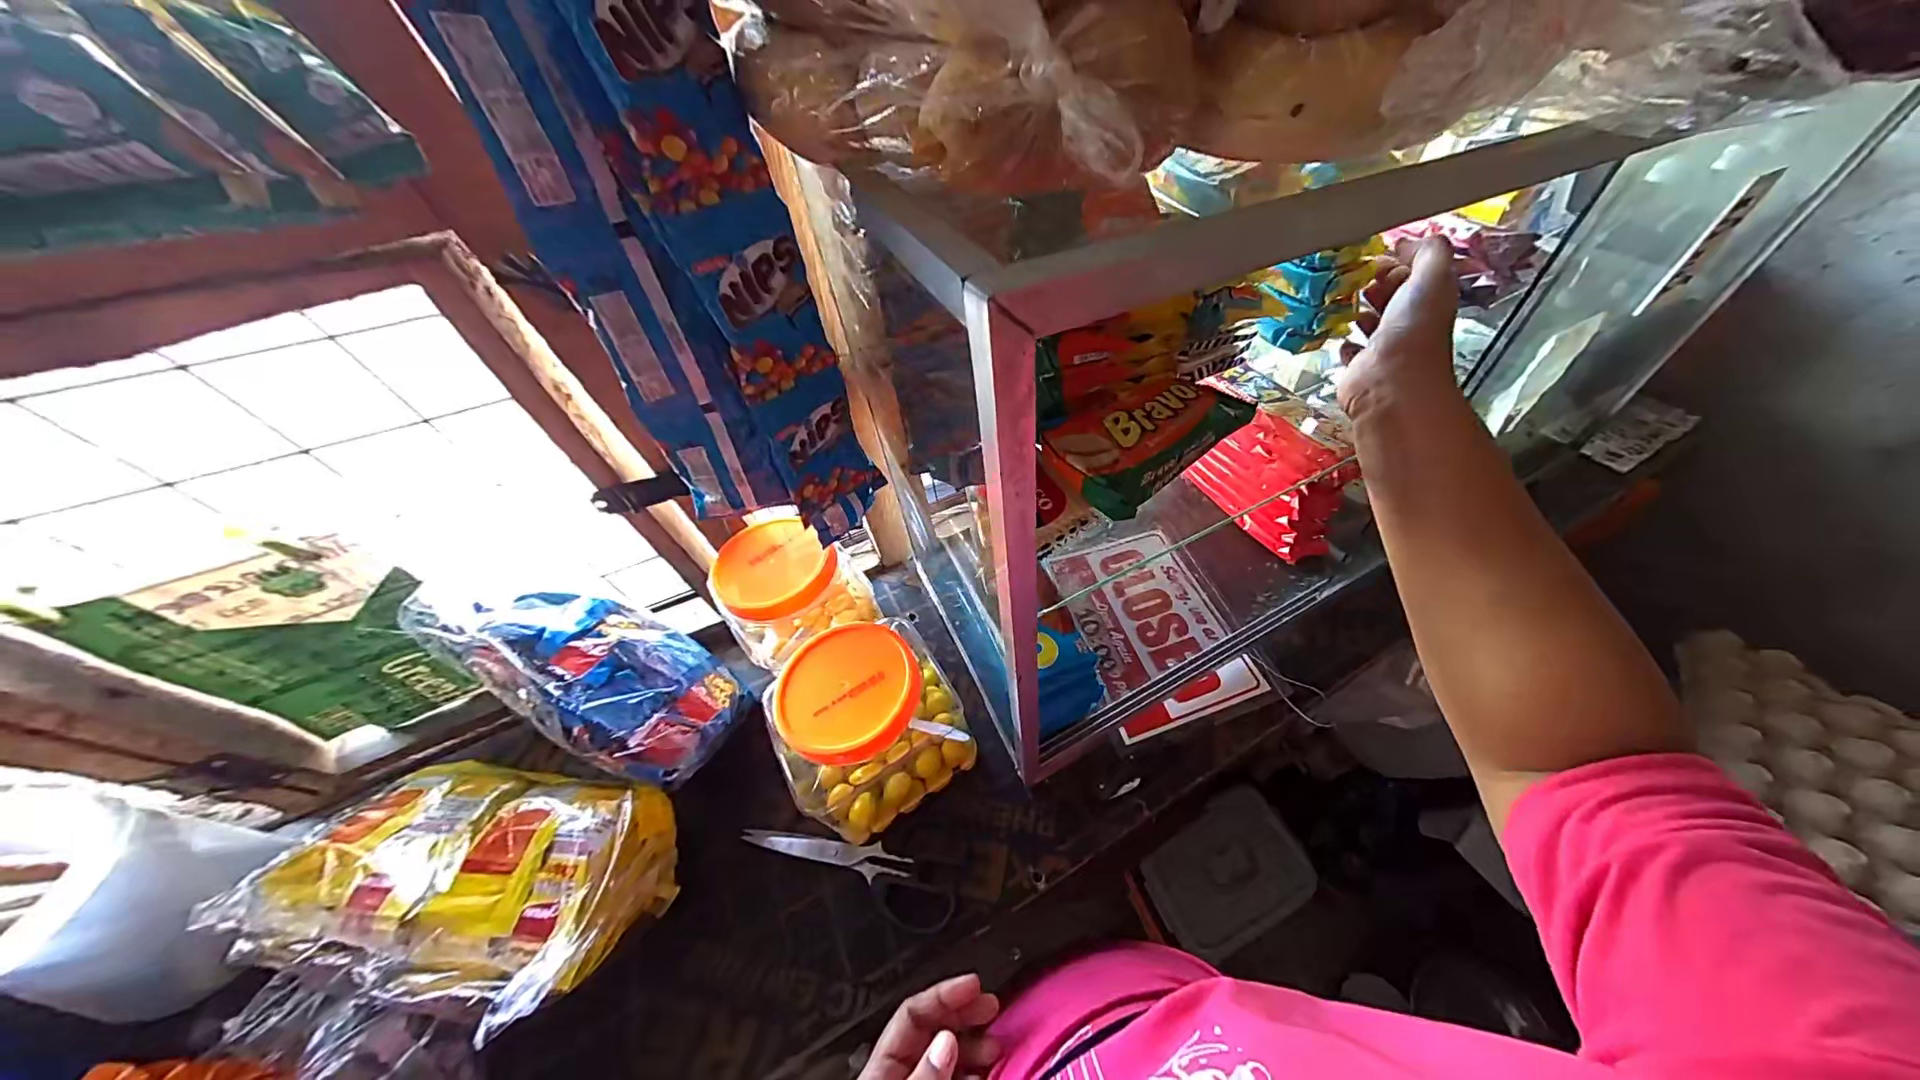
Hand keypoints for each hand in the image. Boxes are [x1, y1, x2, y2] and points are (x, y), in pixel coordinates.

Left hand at [857, 973, 1002, 1079]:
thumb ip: (923, 1074)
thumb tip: (947, 1040)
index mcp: (880, 1068)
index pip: (912, 1013)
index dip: (943, 993)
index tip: (973, 984)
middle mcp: (899, 1073)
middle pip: (933, 1029)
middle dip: (964, 1014)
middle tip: (990, 1005)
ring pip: (949, 1056)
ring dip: (974, 1045)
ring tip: (994, 1044)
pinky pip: (956, 1078)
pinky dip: (973, 1073)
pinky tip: (985, 1073)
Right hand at [1337, 234, 1460, 419]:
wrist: (1390, 381)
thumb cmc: (1412, 330)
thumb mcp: (1431, 277)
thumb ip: (1428, 252)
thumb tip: (1410, 242)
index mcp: (1429, 298)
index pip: (1414, 271)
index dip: (1396, 259)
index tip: (1373, 255)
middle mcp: (1409, 321)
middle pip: (1392, 294)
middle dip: (1375, 282)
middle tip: (1353, 275)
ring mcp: (1384, 345)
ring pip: (1371, 320)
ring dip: (1358, 308)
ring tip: (1340, 298)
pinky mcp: (1360, 366)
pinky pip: (1352, 349)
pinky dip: (1346, 341)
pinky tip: (1339, 334)